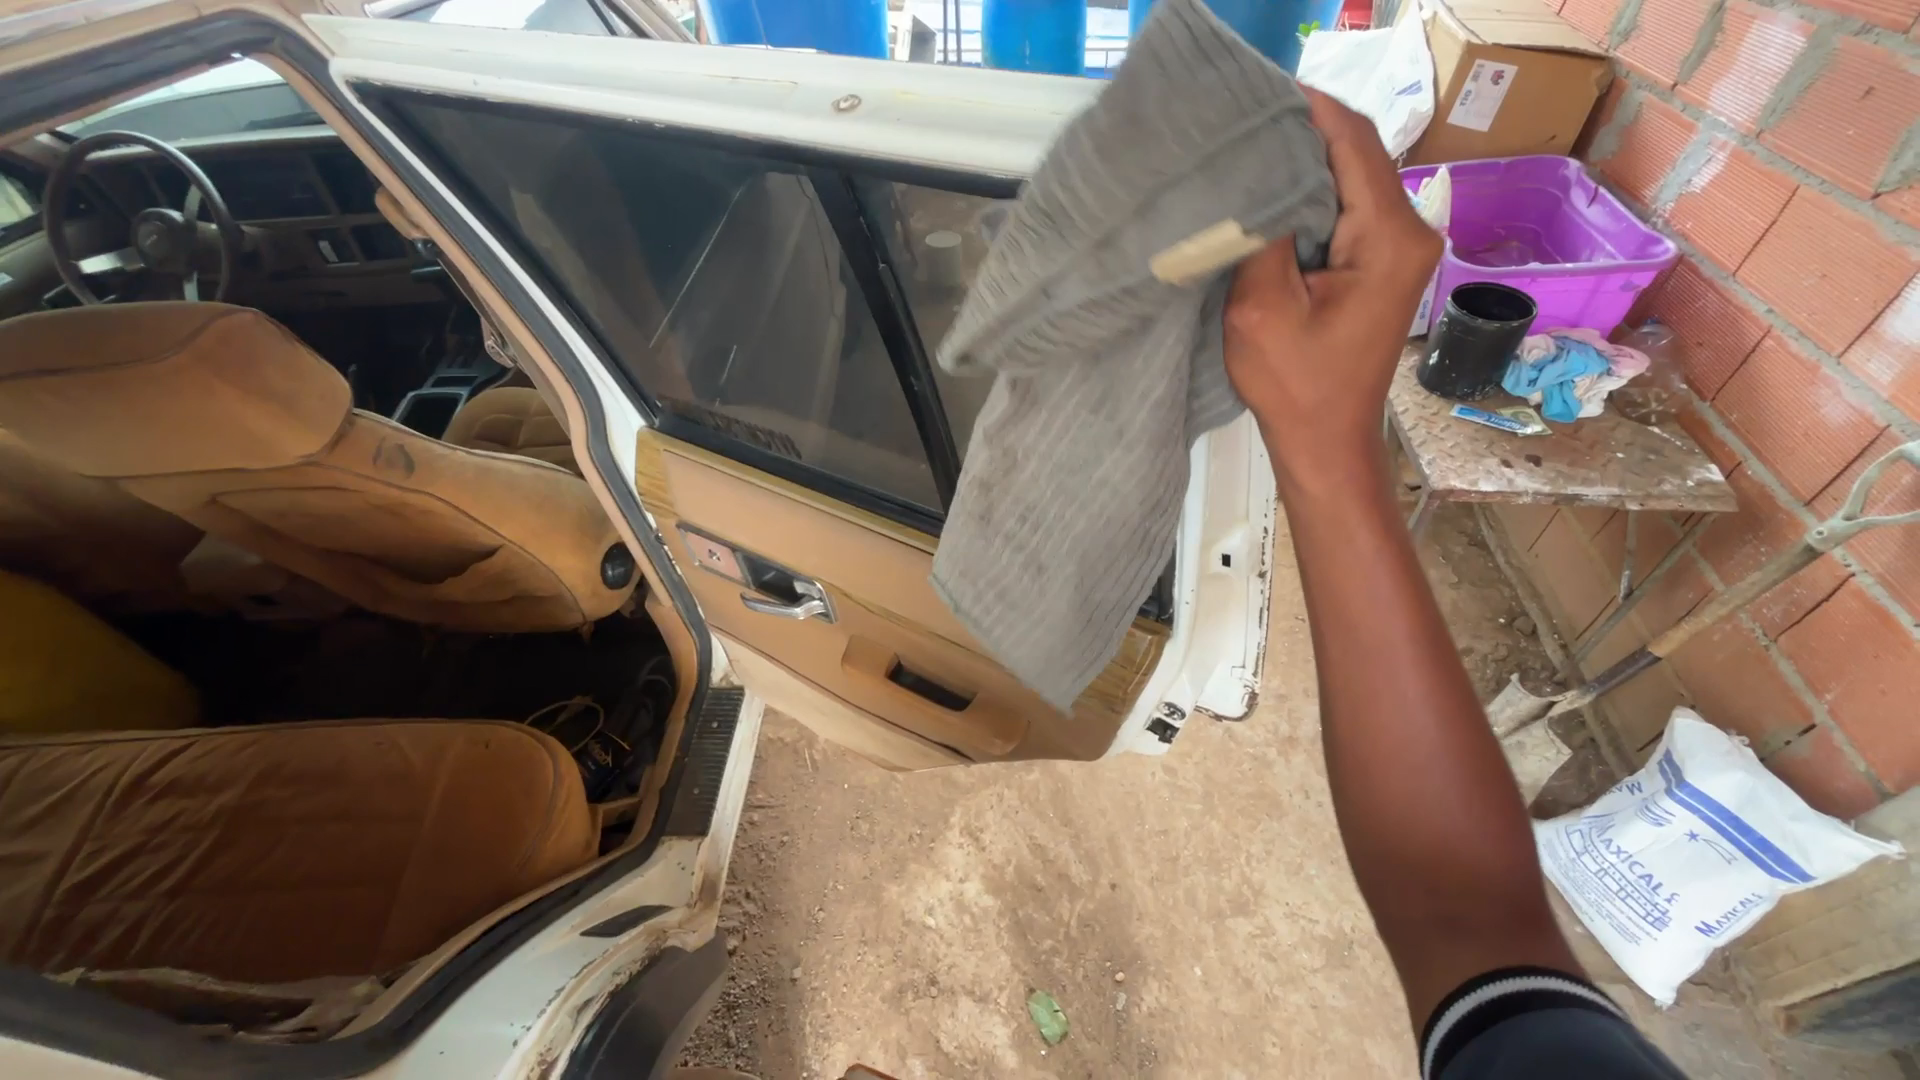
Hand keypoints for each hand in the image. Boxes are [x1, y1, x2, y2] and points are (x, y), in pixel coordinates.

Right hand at [1224, 90, 1441, 495]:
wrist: (1324, 441)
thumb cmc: (1294, 385)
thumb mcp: (1260, 309)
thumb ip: (1260, 235)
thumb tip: (1252, 180)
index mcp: (1389, 237)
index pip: (1353, 144)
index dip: (1307, 110)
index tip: (1255, 95)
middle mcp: (1409, 232)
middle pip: (1356, 156)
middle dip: (1300, 135)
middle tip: (1239, 125)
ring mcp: (1399, 249)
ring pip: (1349, 182)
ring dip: (1302, 167)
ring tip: (1246, 154)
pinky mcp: (1381, 266)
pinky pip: (1345, 212)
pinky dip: (1308, 199)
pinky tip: (1268, 198)